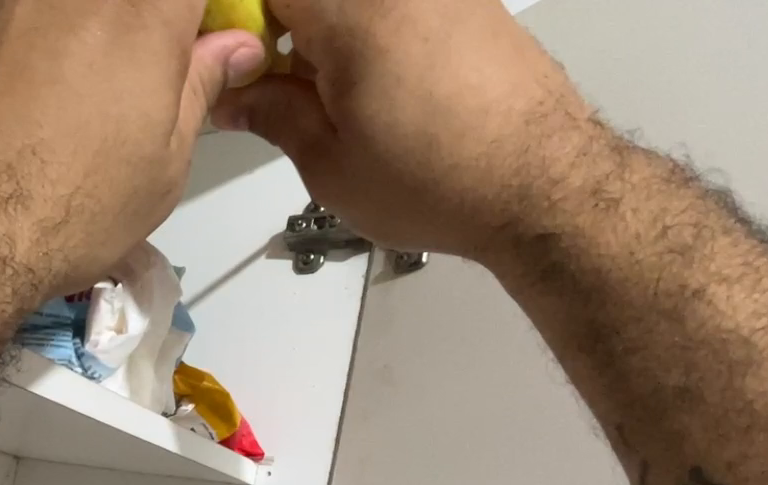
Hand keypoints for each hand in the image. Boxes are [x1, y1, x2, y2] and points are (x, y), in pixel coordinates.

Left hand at [0, 0, 267, 301]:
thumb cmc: (78, 213)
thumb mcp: (162, 170)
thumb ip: (198, 90)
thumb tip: (235, 46)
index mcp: (146, 14)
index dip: (199, 17)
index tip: (193, 49)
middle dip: (142, 27)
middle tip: (135, 85)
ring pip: (71, 9)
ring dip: (87, 36)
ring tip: (76, 101)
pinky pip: (25, 10)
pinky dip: (41, 37)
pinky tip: (30, 97)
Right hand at [211, 0, 606, 261]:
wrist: (540, 183)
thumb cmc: (426, 184)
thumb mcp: (329, 167)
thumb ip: (273, 115)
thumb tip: (230, 94)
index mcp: (351, 14)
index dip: (235, 17)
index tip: (227, 60)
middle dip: (278, 26)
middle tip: (268, 82)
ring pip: (349, 2)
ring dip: (318, 32)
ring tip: (316, 88)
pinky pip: (390, 4)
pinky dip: (360, 30)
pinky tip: (363, 80)